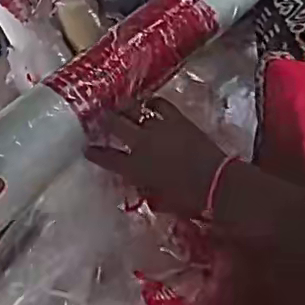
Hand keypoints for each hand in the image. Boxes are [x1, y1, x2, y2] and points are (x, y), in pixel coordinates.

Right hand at [85, 98, 237, 219]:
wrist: (218, 186)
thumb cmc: (189, 201)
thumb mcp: (160, 200)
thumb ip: (145, 188)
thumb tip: (140, 183)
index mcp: (134, 167)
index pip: (107, 158)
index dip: (94, 153)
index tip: (86, 149)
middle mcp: (140, 143)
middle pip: (114, 124)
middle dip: (103, 119)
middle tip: (97, 116)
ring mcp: (157, 128)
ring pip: (133, 109)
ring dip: (124, 107)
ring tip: (119, 106)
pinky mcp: (176, 119)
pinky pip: (159, 104)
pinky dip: (151, 103)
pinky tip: (148, 103)